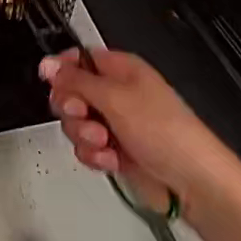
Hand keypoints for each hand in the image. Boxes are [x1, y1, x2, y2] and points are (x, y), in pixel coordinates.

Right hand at [41, 48, 217, 208]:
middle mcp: (117, 94)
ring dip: (84, 136)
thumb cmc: (166, 132)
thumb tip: (48, 65)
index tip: (52, 82)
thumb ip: (76, 81)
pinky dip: (95, 155)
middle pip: (72, 92)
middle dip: (73, 108)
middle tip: (84, 114)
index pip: (79, 59)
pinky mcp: (115, 150)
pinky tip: (111, 159)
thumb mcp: (114, 97)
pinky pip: (87, 148)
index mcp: (121, 70)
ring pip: (76, 123)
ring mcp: (116, 123)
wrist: (191, 182)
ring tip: (105, 142)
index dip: (62, 69)